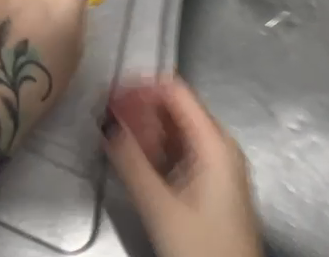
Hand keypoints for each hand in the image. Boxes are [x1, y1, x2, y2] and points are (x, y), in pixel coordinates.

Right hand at [104, 76, 260, 256]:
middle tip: (108, 119)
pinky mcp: (213, 182)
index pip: (175, 90)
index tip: (111, 96)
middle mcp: (221, 145)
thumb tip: (107, 123)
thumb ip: (130, 160)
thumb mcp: (159, 205)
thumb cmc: (203, 248)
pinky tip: (138, 160)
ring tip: (117, 138)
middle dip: (140, 108)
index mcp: (215, 142)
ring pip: (177, 128)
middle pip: (176, 107)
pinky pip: (182, 148)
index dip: (141, 87)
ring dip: (146, 128)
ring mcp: (219, 164)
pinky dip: (158, 147)